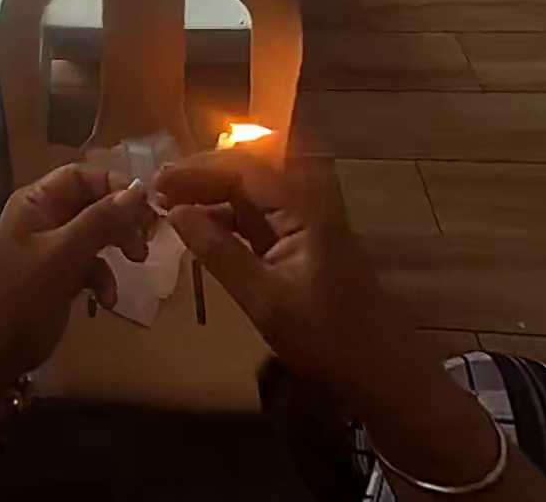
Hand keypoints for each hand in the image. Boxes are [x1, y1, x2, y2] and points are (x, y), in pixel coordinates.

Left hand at [0, 164, 153, 386]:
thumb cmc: (19, 298)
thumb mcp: (62, 256)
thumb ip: (100, 222)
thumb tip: (139, 192)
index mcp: (36, 202)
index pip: (80, 176)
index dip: (113, 184)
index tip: (145, 206)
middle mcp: (42, 218)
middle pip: (90, 203)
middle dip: (119, 219)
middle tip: (147, 236)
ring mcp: (48, 249)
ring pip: (93, 234)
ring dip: (115, 247)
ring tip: (137, 263)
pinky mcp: (55, 278)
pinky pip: (87, 265)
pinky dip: (101, 278)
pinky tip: (106, 301)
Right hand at [153, 149, 426, 399]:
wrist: (387, 377)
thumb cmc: (329, 339)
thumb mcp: (265, 301)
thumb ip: (219, 253)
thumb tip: (174, 212)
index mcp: (304, 207)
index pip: (243, 168)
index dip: (197, 170)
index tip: (158, 182)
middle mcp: (303, 201)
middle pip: (245, 167)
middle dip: (200, 172)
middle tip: (159, 187)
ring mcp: (301, 217)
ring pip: (247, 187)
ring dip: (208, 189)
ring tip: (170, 202)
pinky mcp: (296, 236)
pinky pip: (253, 210)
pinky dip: (223, 212)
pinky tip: (198, 225)